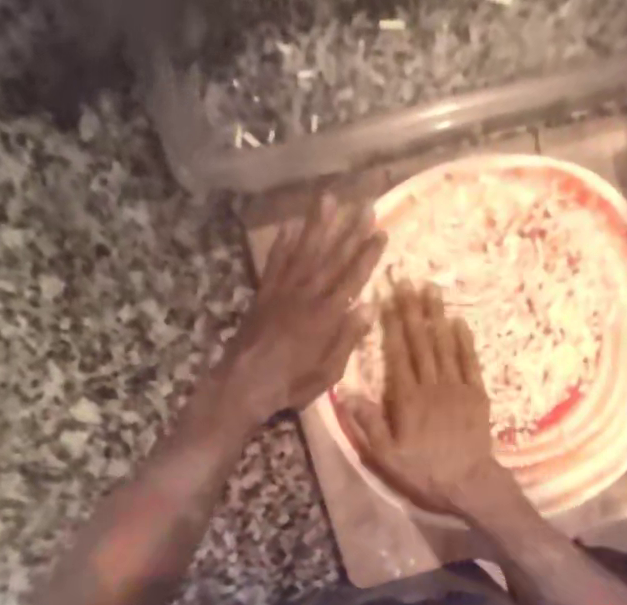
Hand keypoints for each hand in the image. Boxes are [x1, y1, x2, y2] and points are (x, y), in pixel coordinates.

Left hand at [206, 193, 385, 430]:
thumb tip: (368, 307)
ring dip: (318, 224)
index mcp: (328, 315)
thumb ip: (348, 338)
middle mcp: (307, 294)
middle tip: (365, 204)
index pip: (354, 277)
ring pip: (304, 250)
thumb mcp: (329, 370)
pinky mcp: (264, 293)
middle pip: (333, 256)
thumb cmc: (292, 383)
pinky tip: (289, 224)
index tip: (381, 231)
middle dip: (351, 230)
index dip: (368, 254)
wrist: (245, 380)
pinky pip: (275, 261)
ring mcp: (283, 290)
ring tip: (329, 198)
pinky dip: (282, 242)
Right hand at [341, 281, 515, 518]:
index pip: (398, 354)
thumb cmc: (423, 472)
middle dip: (412, 310)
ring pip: (444, 345)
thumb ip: (367, 423)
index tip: (387, 299)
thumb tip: (345, 392)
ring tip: (430, 289)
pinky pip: (469, 361)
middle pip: (421, 342)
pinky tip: (457, 321)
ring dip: (436, 316)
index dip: (392, 325)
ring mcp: (457, 387)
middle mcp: (431, 385)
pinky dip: (463, 340)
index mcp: (407, 399)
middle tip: (407, 281)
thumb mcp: (386, 456)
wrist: (469, 483)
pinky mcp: (477, 394)